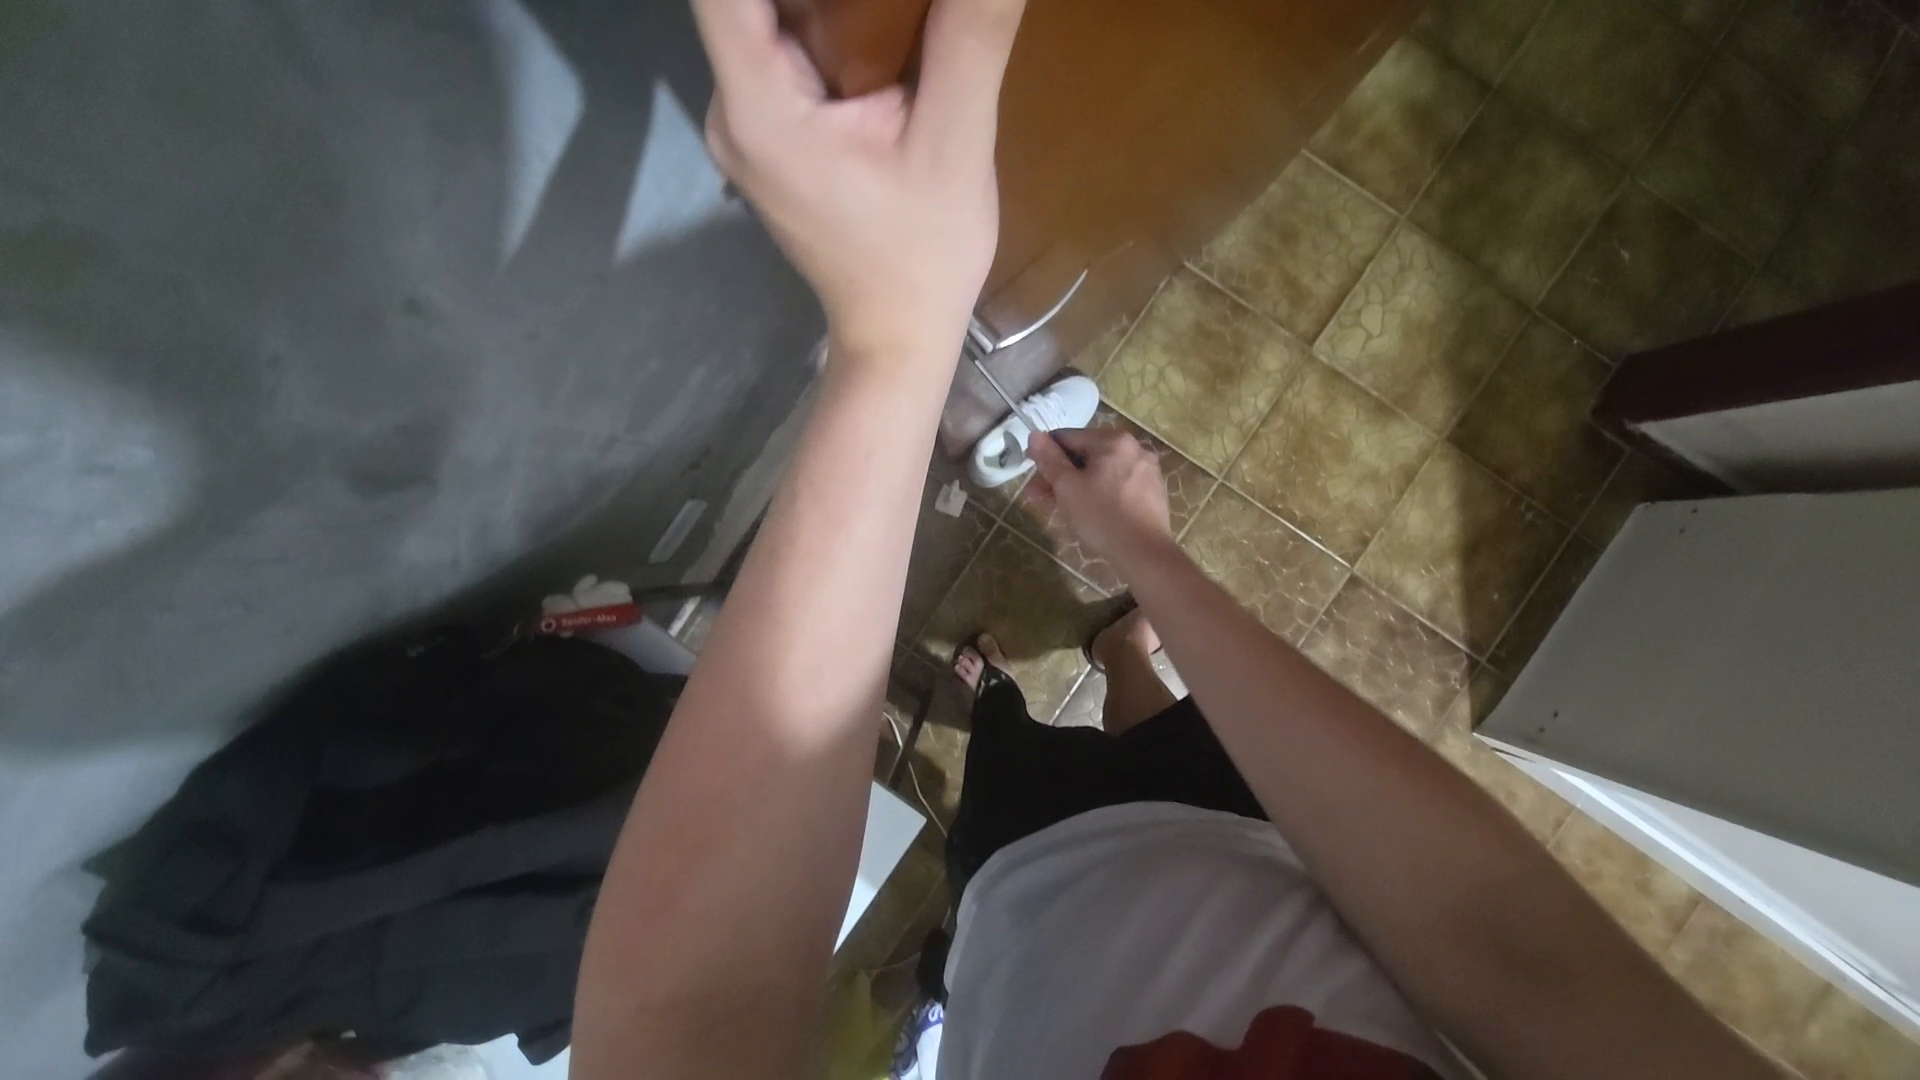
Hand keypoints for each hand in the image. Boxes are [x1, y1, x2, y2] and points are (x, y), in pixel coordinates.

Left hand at [691, 0, 1026, 363]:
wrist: (897, 333)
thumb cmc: (922, 258)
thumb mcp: (955, 145)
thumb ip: (969, 36)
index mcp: (758, 105)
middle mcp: (732, 107)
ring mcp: (746, 126)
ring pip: (765, 17)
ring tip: (890, 12)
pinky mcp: (769, 140)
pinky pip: (782, 53)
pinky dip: (822, 24)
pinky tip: (875, 29)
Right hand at [1026, 429, 1176, 569]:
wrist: (1144, 553)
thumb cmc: (1101, 516)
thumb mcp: (1067, 487)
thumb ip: (1049, 459)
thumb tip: (1034, 435)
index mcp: (1113, 440)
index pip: (1067, 437)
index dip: (1044, 456)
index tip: (1031, 478)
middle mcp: (1134, 448)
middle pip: (1085, 455)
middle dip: (1059, 475)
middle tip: (1038, 498)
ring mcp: (1146, 470)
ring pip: (1101, 472)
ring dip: (1076, 486)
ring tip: (1058, 508)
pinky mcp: (1153, 492)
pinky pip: (1117, 485)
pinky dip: (1099, 493)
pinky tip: (1087, 512)